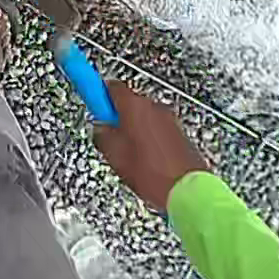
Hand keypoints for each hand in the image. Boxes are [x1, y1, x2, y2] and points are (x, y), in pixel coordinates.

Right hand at [94, 82, 210, 210]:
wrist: (189, 193)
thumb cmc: (153, 173)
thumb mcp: (115, 155)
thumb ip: (101, 135)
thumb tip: (99, 128)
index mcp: (133, 105)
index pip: (110, 85)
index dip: (98, 92)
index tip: (90, 92)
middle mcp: (152, 106)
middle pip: (128, 102)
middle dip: (118, 116)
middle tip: (112, 138)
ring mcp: (169, 119)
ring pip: (144, 117)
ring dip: (136, 129)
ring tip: (133, 157)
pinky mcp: (180, 134)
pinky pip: (158, 130)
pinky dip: (151, 139)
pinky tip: (149, 162)